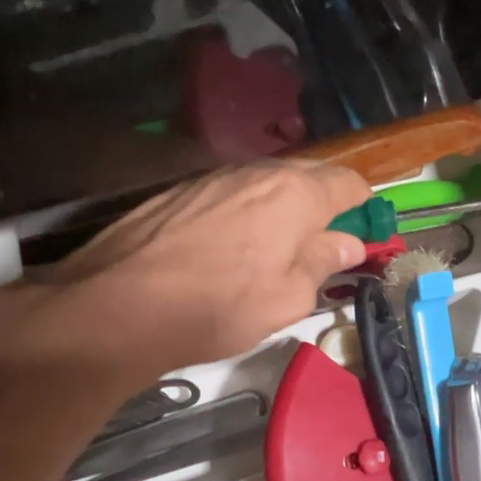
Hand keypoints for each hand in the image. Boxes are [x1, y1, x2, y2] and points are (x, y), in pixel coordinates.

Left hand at [0, 161, 368, 400]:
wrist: (116, 306)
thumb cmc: (217, 308)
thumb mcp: (287, 299)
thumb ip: (324, 262)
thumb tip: (347, 243)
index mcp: (296, 193)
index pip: (349, 183)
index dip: (363, 207)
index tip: (364, 234)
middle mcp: (258, 172)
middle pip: (309, 177)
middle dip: (324, 206)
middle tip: (323, 246)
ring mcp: (214, 177)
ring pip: (266, 184)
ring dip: (282, 209)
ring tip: (275, 251)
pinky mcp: (179, 191)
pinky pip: (230, 194)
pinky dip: (245, 213)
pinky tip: (229, 249)